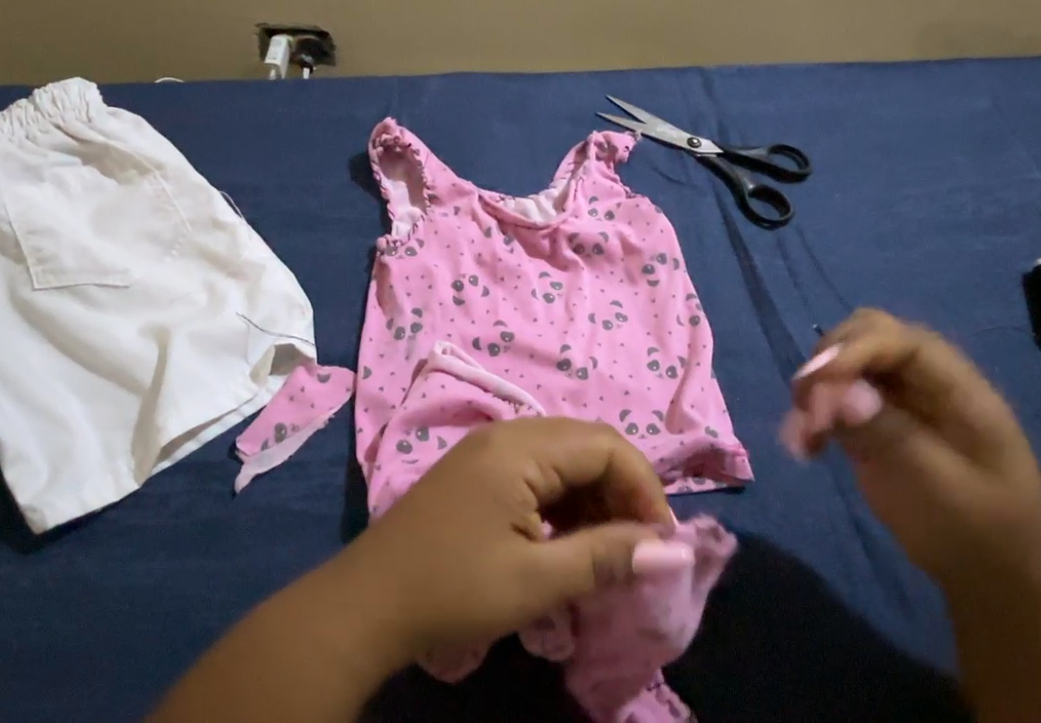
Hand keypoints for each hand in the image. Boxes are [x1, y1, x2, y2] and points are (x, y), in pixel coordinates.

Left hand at [330, 417, 683, 662]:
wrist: (365, 605)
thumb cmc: (453, 590)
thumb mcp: (536, 580)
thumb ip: (607, 557)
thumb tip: (675, 551)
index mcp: (521, 448)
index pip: (606, 445)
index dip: (643, 489)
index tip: (661, 542)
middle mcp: (506, 435)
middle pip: (587, 445)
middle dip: (622, 491)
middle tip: (637, 547)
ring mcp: (488, 451)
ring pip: (564, 458)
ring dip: (594, 498)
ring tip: (606, 550)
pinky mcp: (477, 473)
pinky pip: (537, 471)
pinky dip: (564, 501)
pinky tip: (565, 541)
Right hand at [782, 309, 1040, 592]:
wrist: (994, 581)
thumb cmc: (982, 535)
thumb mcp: (944, 490)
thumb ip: (893, 436)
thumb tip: (842, 391)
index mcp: (960, 391)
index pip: (904, 341)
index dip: (856, 349)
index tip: (818, 383)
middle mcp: (926, 385)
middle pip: (869, 336)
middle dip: (830, 360)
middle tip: (807, 403)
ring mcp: (899, 403)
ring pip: (844, 364)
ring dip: (815, 388)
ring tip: (802, 434)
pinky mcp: (874, 426)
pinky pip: (835, 400)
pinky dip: (812, 415)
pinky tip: (804, 448)